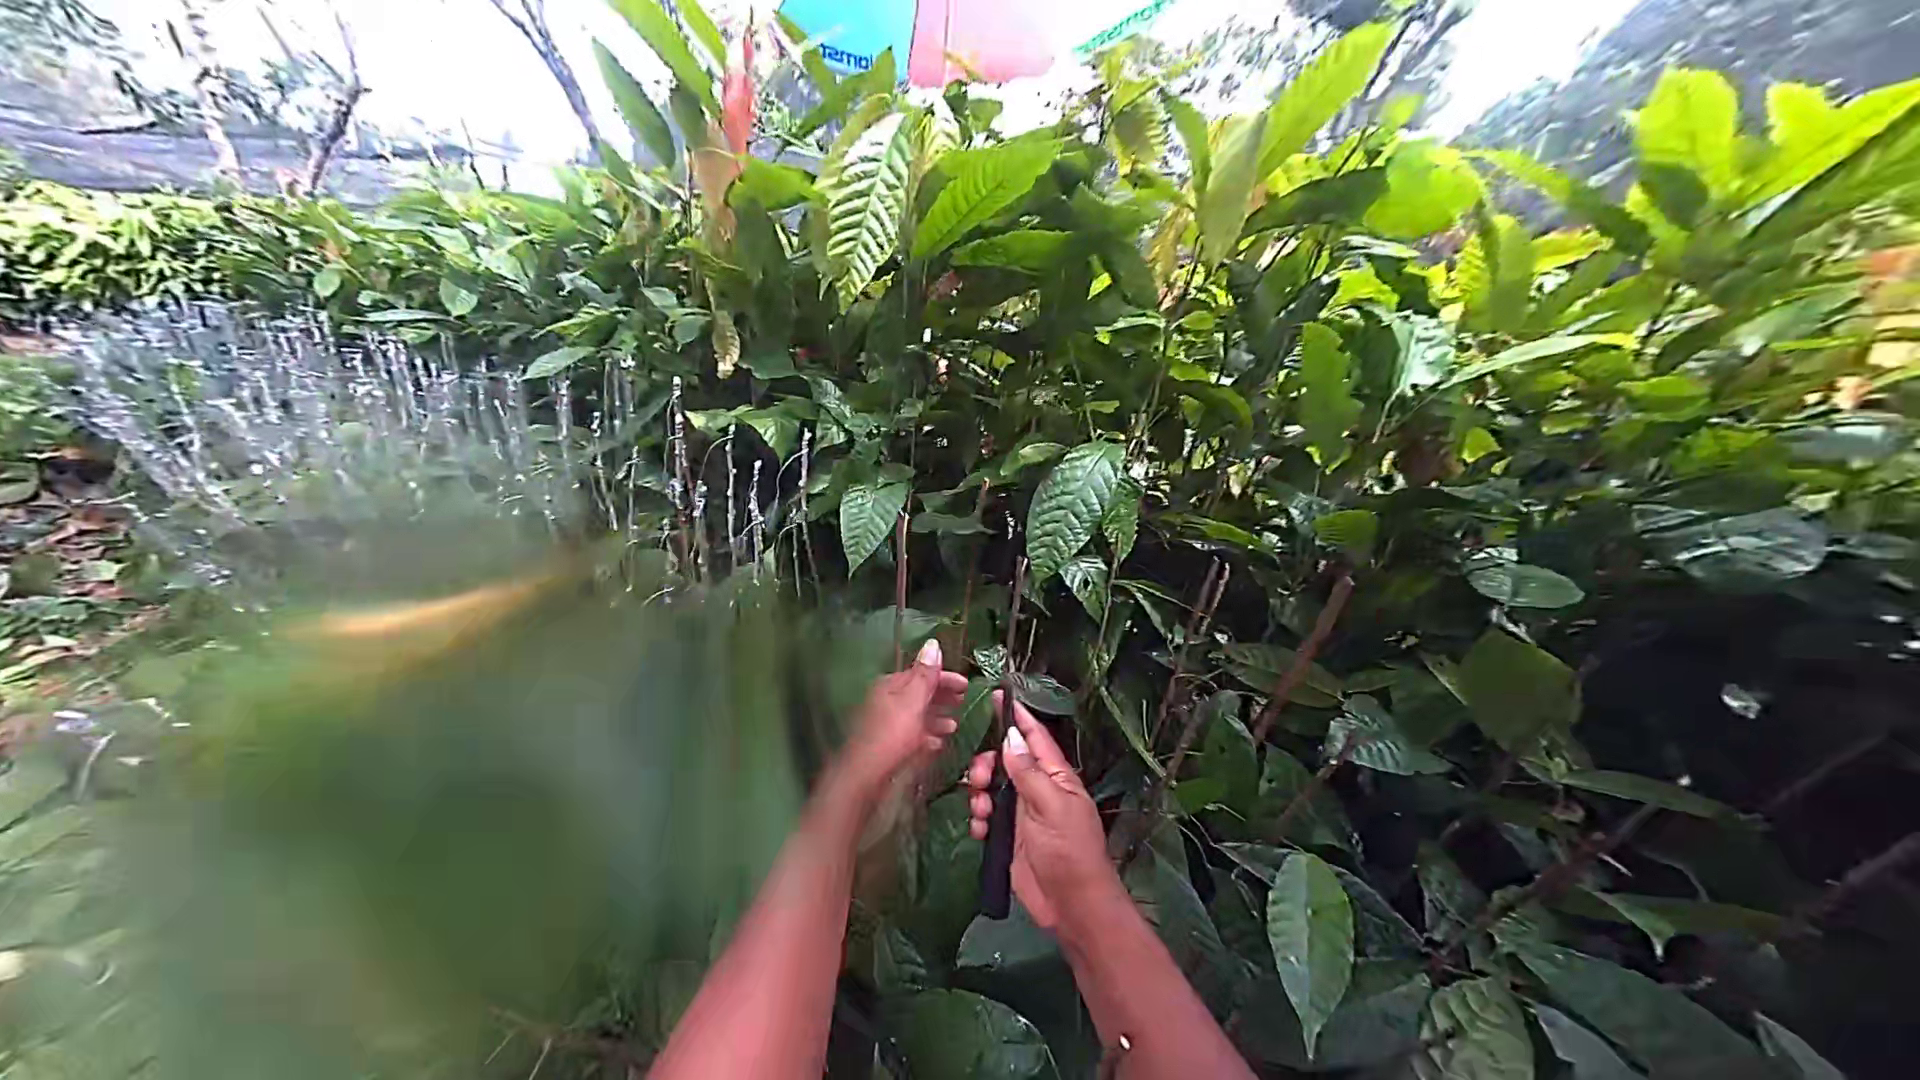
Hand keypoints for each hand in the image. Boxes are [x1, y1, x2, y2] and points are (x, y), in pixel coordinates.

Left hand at [835, 639, 967, 805]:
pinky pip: (911, 734)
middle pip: (918, 693)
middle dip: (942, 696)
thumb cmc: (891, 735)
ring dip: (936, 717)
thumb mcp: (912, 701)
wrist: (864, 776)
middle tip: (964, 702)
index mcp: (891, 685)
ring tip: (954, 726)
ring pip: (915, 714)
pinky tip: (937, 744)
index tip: (968, 686)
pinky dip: (926, 735)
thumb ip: (925, 675)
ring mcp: (885, 723)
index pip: (922, 673)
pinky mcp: (886, 745)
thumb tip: (933, 643)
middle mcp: (886, 700)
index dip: (945, 677)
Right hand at [967, 692, 1122, 930]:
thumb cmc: (1068, 851)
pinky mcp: (1009, 835)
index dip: (1017, 716)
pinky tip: (980, 830)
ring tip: (981, 812)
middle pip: (1004, 760)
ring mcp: (1022, 812)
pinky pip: (986, 815)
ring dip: (980, 794)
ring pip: (991, 787)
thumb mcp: (1050, 807)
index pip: (1034, 737)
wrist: (1070, 906)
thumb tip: (1010, 737)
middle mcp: (1037, 788)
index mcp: (1055, 776)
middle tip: (979, 778)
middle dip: (987, 764)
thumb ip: (1028, 772)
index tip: (996, 694)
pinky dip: (979, 819)